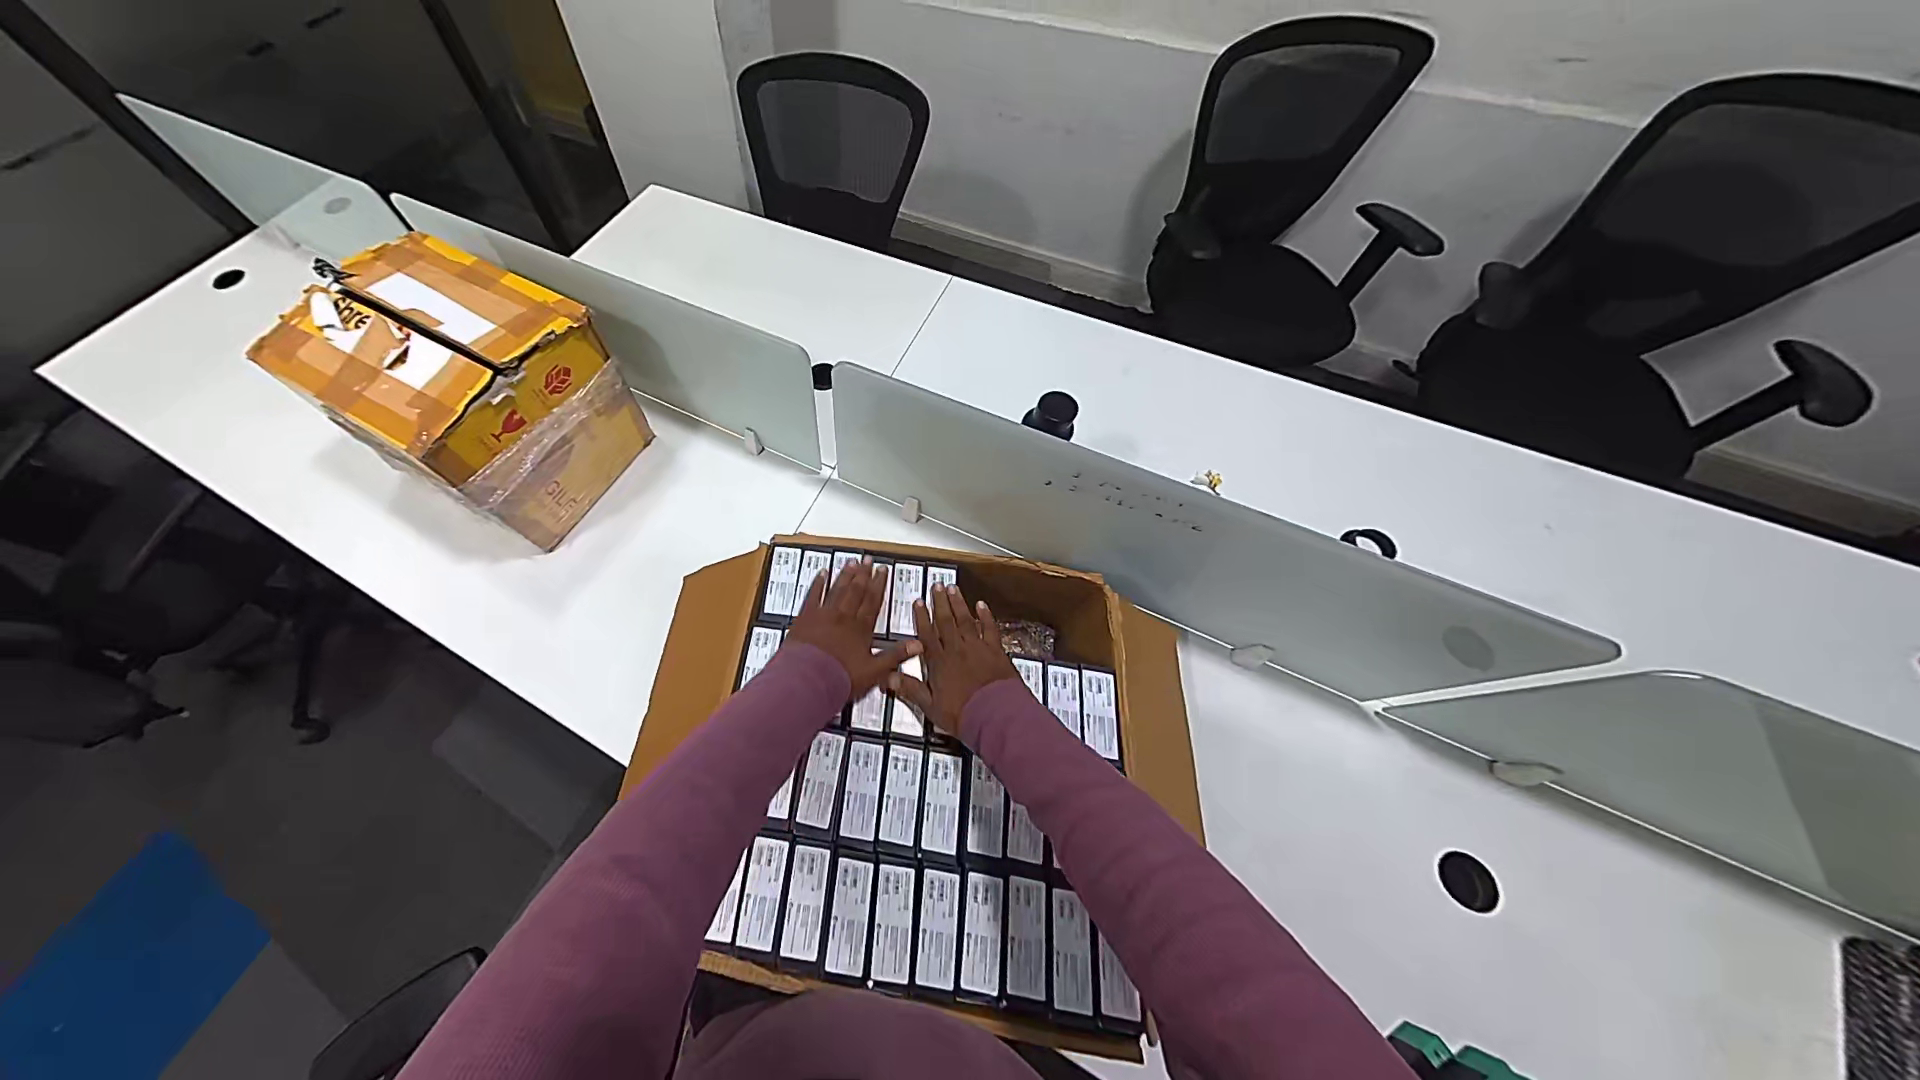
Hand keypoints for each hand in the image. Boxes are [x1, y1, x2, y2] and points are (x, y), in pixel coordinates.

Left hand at [785, 557, 919, 702]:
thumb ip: (896, 656)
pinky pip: (813, 596)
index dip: (879, 584)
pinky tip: (822, 574)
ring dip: (845, 575)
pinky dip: (818, 584)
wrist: (807, 680)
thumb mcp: (875, 671)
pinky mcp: (805, 619)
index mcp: (861, 629)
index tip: (882, 571)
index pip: (873, 601)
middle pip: (856, 591)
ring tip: (851, 562)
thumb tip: (918, 645)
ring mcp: (824, 616)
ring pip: (837, 590)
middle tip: (868, 560)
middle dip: (863, 575)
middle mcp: (844, 618)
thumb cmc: (840, 678)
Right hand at [890, 584, 1022, 739]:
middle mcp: (957, 650)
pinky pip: (989, 628)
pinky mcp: (995, 651)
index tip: (918, 603)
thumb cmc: (964, 714)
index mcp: (939, 663)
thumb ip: (911, 689)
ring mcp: (977, 648)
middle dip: (939, 603)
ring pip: (965, 620)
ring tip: (953, 589)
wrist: (995, 714)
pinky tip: (982, 605)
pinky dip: (985, 616)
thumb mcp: (930, 706)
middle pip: (945, 621)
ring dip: (958, 603)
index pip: (926, 635)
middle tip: (936, 586)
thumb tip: (891, 678)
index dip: (921, 617)